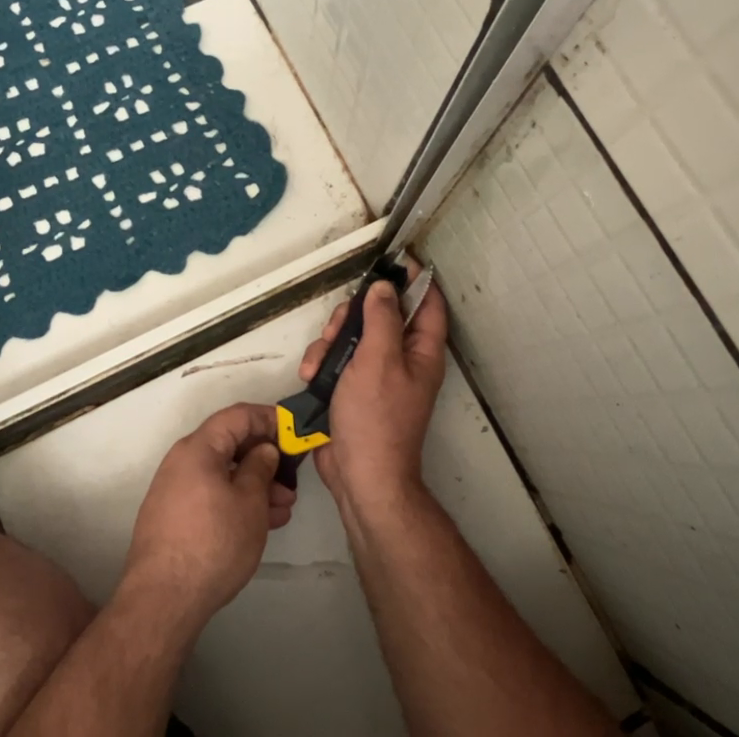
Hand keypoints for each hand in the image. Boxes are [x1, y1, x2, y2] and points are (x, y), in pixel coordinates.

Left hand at [120, 403, 297, 625]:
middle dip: (264, 458)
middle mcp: (182, 462)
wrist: (163, 599)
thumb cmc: (213, 542)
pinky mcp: (174, 517)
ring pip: (222, 474)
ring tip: (284, 508)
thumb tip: (264, 450)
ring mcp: (175, 491)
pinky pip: (212, 496)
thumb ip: (260, 467)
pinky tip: (262, 522)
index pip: (238, 416)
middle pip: (229, 445)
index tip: (295, 432)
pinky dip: (237, 501)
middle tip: (293, 478)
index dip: (269, 418)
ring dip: (254, 485)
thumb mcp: (250, 502)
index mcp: (198, 448)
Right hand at [299, 261, 448, 503]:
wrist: (361, 476)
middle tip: (339, 328)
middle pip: (380, 316)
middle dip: (353, 316)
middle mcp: (403, 359)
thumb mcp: (378, 361)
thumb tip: (384, 287)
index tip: (392, 260)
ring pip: (353, 337)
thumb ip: (381, 319)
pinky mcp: (353, 390)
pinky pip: (338, 362)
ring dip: (331, 342)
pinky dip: (323, 365)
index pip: (427, 302)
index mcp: (422, 351)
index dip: (413, 279)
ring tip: (319, 362)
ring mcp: (377, 375)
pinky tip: (311, 376)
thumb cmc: (376, 418)